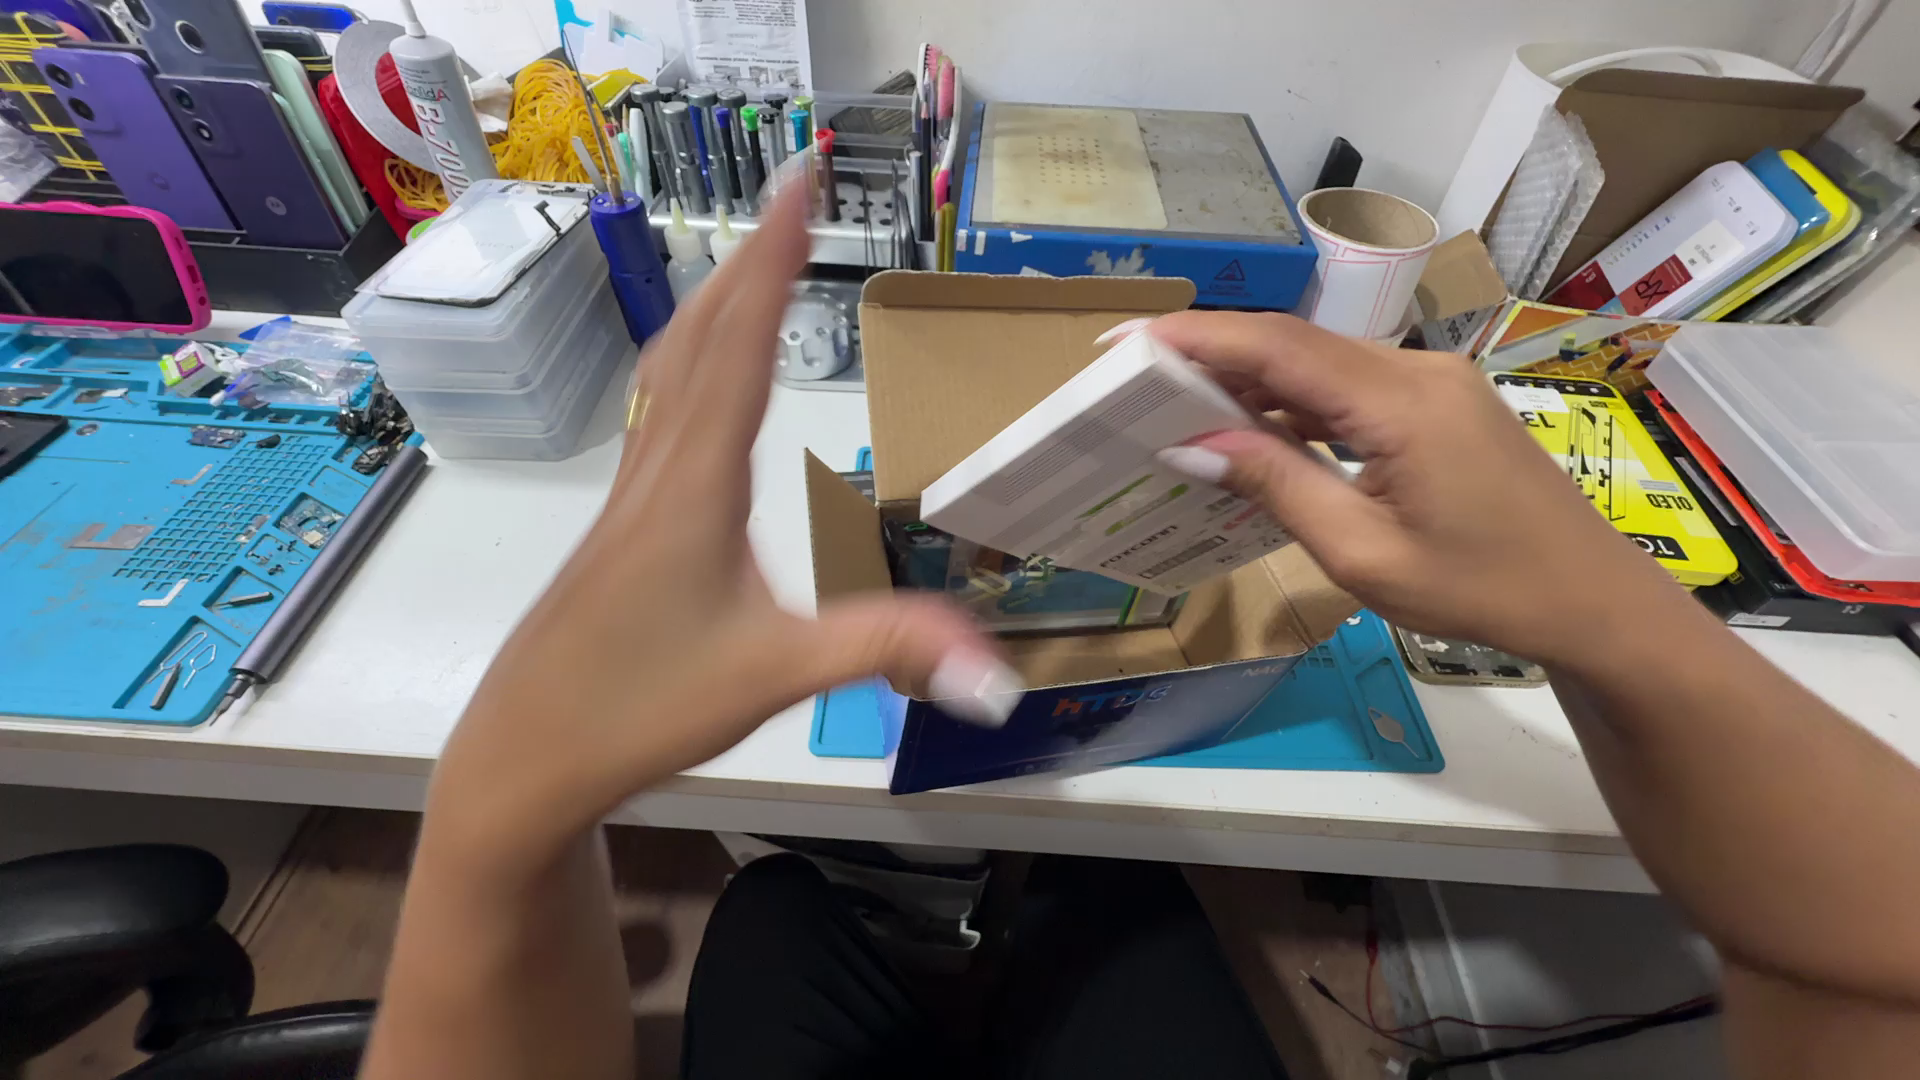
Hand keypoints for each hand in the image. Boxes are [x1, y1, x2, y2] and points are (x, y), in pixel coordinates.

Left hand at [430, 185, 1014, 862]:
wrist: (527, 754)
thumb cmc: (645, 706)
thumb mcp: (778, 675)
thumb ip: (888, 651)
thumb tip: (998, 670)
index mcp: (698, 483)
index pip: (740, 345)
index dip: (772, 260)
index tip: (798, 181)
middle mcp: (660, 467)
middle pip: (702, 336)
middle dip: (748, 259)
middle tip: (790, 195)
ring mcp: (632, 491)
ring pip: (670, 368)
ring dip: (715, 303)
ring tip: (754, 262)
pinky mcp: (624, 518)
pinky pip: (660, 410)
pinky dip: (692, 360)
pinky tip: (702, 375)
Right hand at [1145, 313, 1688, 667]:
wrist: (1594, 602)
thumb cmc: (1479, 588)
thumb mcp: (1361, 551)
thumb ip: (1275, 485)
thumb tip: (1190, 446)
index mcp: (1399, 402)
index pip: (1277, 347)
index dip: (1197, 337)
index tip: (1128, 340)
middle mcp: (1414, 370)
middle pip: (1292, 343)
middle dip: (1208, 351)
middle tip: (1135, 372)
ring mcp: (1428, 382)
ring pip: (1315, 362)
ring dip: (1245, 377)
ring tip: (1176, 398)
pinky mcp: (1432, 403)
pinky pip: (1342, 387)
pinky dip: (1287, 400)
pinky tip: (1249, 424)